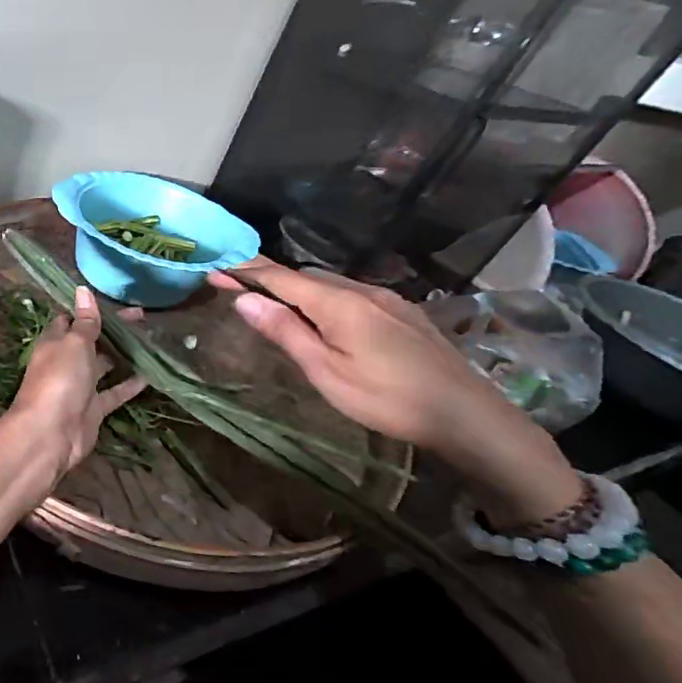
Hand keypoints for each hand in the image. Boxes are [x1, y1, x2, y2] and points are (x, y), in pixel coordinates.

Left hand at [7, 285, 146, 478]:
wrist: (50, 434)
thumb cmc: (59, 379)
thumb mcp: (74, 343)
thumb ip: (84, 321)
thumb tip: (82, 290)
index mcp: (55, 342)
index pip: (71, 319)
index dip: (90, 309)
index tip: (115, 299)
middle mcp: (66, 362)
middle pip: (91, 340)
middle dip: (112, 330)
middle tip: (143, 317)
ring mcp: (80, 386)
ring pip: (104, 365)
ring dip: (122, 355)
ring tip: (149, 341)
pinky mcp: (94, 408)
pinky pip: (114, 392)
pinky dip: (130, 385)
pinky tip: (150, 375)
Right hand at [210, 260, 580, 524]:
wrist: (466, 414)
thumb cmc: (388, 399)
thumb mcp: (327, 372)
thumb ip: (286, 332)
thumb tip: (244, 299)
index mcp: (338, 303)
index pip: (281, 277)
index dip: (245, 272)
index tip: (215, 268)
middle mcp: (362, 289)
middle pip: (305, 275)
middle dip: (270, 278)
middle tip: (239, 291)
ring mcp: (387, 298)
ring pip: (331, 283)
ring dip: (298, 289)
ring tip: (276, 306)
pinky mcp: (403, 311)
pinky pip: (352, 294)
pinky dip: (325, 298)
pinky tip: (326, 319)